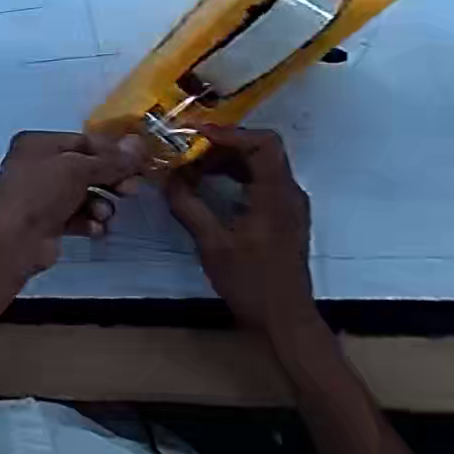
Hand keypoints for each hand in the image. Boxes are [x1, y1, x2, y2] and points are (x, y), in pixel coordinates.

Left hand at [0, 131, 148, 276]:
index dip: (112, 152)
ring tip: (102, 214)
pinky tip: (92, 228)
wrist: (13, 237)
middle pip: (86, 168)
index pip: (83, 141)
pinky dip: (88, 221)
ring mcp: (41, 194)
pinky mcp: (47, 220)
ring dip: (101, 204)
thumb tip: (138, 142)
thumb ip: (110, 160)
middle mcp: (37, 165)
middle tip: (131, 191)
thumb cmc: (41, 191)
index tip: (141, 164)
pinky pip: (78, 216)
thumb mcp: (77, 168)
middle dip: (111, 180)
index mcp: (37, 144)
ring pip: (85, 194)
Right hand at [165, 126, 316, 334]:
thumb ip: (187, 204)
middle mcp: (288, 194)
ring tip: (187, 165)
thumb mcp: (211, 242)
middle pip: (259, 150)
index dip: (229, 133)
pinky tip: (203, 184)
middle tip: (182, 148)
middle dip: (219, 144)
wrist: (283, 320)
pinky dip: (229, 174)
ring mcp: (287, 205)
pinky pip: (256, 180)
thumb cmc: (250, 281)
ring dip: (222, 159)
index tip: (192, 135)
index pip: (263, 145)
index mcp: (276, 196)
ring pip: (257, 164)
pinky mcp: (279, 215)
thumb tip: (165, 176)